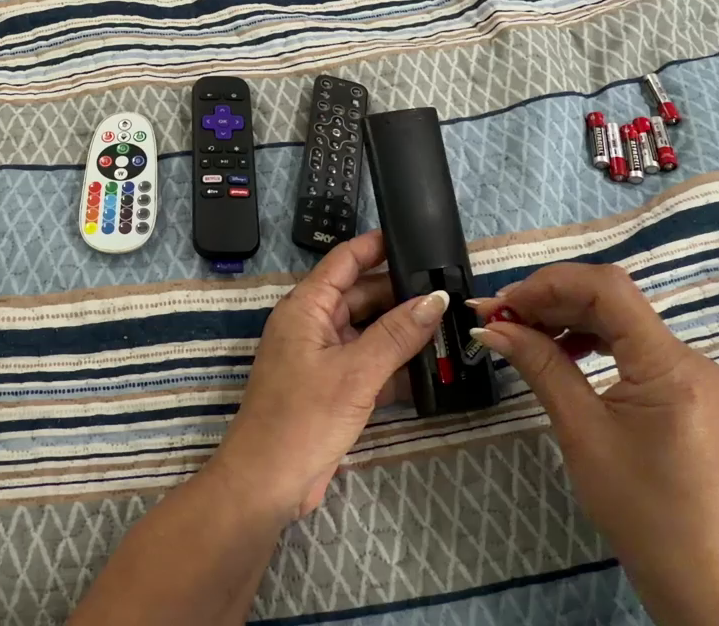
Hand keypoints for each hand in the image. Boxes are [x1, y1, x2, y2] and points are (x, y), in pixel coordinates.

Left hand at [209, 230, 446, 520]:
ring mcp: (321, 357)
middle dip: (400, 293)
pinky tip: (432, 367)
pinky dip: (394, 363)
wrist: (268, 482)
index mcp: (305, 307)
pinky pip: (368, 362)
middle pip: (360, 295)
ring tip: (450, 324)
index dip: (376, 246)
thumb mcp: (356, 372)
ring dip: (402, 330)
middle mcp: (312, 325)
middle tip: (449, 290)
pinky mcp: (332, 388)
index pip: (344, 261)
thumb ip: (397, 334)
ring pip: (367, 330)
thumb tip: (435, 299)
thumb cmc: (303, 417)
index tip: (416, 236)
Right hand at [468, 264, 718, 625]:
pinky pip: (633, 348)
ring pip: (621, 321)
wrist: (703, 578)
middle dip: (550, 301)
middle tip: (498, 318)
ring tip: (521, 334)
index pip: (608, 290)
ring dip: (567, 319)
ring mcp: (693, 375)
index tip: (502, 304)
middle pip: (612, 301)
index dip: (549, 284)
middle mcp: (690, 358)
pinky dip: (591, 342)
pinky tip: (560, 354)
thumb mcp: (581, 432)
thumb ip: (540, 366)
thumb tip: (491, 327)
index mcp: (672, 365)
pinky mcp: (687, 393)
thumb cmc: (641, 509)